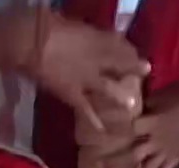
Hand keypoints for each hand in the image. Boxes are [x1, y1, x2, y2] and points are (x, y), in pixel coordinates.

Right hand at [32, 17, 148, 132]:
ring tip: (134, 104)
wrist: (31, 42)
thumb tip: (90, 40)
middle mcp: (95, 57)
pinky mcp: (73, 94)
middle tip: (147, 73)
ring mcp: (86, 77)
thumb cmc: (48, 26)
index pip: (117, 42)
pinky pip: (87, 109)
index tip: (137, 54)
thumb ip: (85, 34)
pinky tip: (103, 131)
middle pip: (118, 62)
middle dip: (132, 67)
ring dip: (121, 94)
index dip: (129, 49)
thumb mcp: (73, 25)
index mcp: (94, 37)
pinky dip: (95, 120)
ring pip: (108, 85)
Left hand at [119, 80, 178, 167]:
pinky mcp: (174, 160)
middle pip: (131, 156)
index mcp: (153, 122)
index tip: (99, 136)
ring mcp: (165, 153)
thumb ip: (148, 105)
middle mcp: (156, 141)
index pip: (128, 129)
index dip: (113, 132)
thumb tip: (131, 107)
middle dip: (115, 163)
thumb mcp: (167, 95)